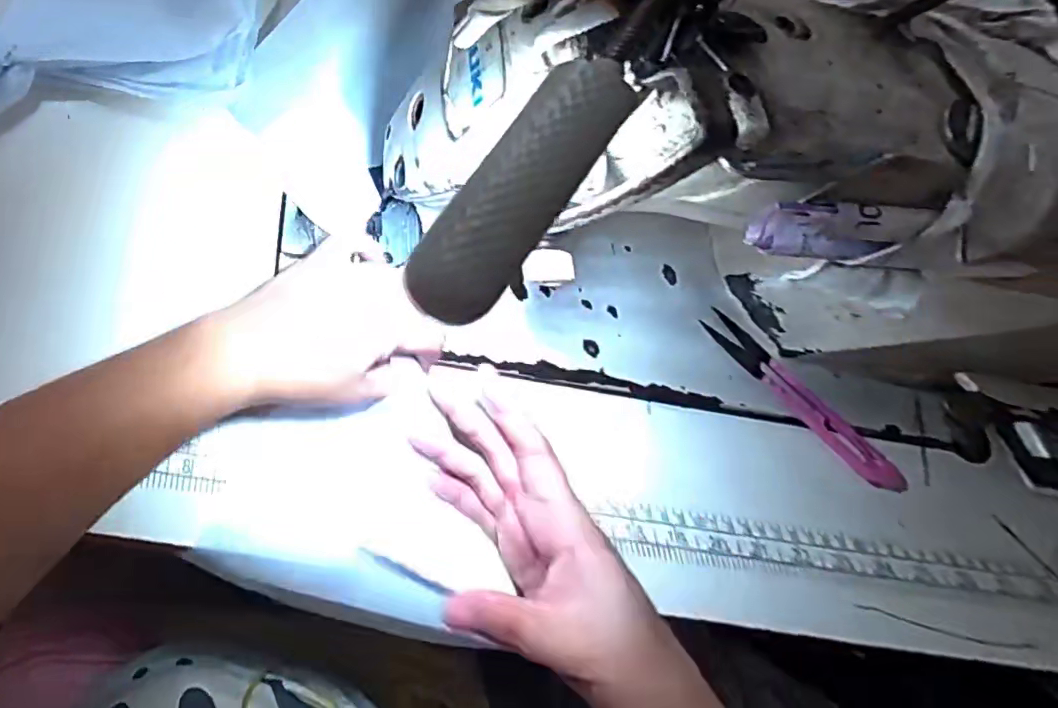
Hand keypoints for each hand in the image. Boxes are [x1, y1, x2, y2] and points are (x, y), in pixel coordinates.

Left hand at [204, 237, 442, 408]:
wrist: (245, 348)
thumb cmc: (299, 376)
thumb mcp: (353, 393)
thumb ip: (389, 380)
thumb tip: (399, 365)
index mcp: (390, 328)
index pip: (432, 335)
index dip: (429, 353)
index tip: (417, 364)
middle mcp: (376, 292)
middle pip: (413, 302)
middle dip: (409, 323)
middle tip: (388, 343)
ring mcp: (346, 270)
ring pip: (388, 274)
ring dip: (391, 294)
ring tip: (373, 312)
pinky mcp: (318, 258)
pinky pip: (351, 240)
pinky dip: (364, 247)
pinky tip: (364, 260)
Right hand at [410, 370, 718, 707]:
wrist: (641, 685)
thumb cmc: (615, 648)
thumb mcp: (557, 634)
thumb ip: (499, 614)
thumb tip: (446, 605)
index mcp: (561, 520)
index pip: (533, 453)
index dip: (509, 414)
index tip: (485, 380)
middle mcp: (542, 516)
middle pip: (501, 456)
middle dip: (469, 420)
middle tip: (435, 390)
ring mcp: (528, 532)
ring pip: (485, 478)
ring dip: (452, 455)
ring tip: (416, 436)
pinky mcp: (516, 551)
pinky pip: (480, 510)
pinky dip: (455, 492)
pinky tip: (432, 480)